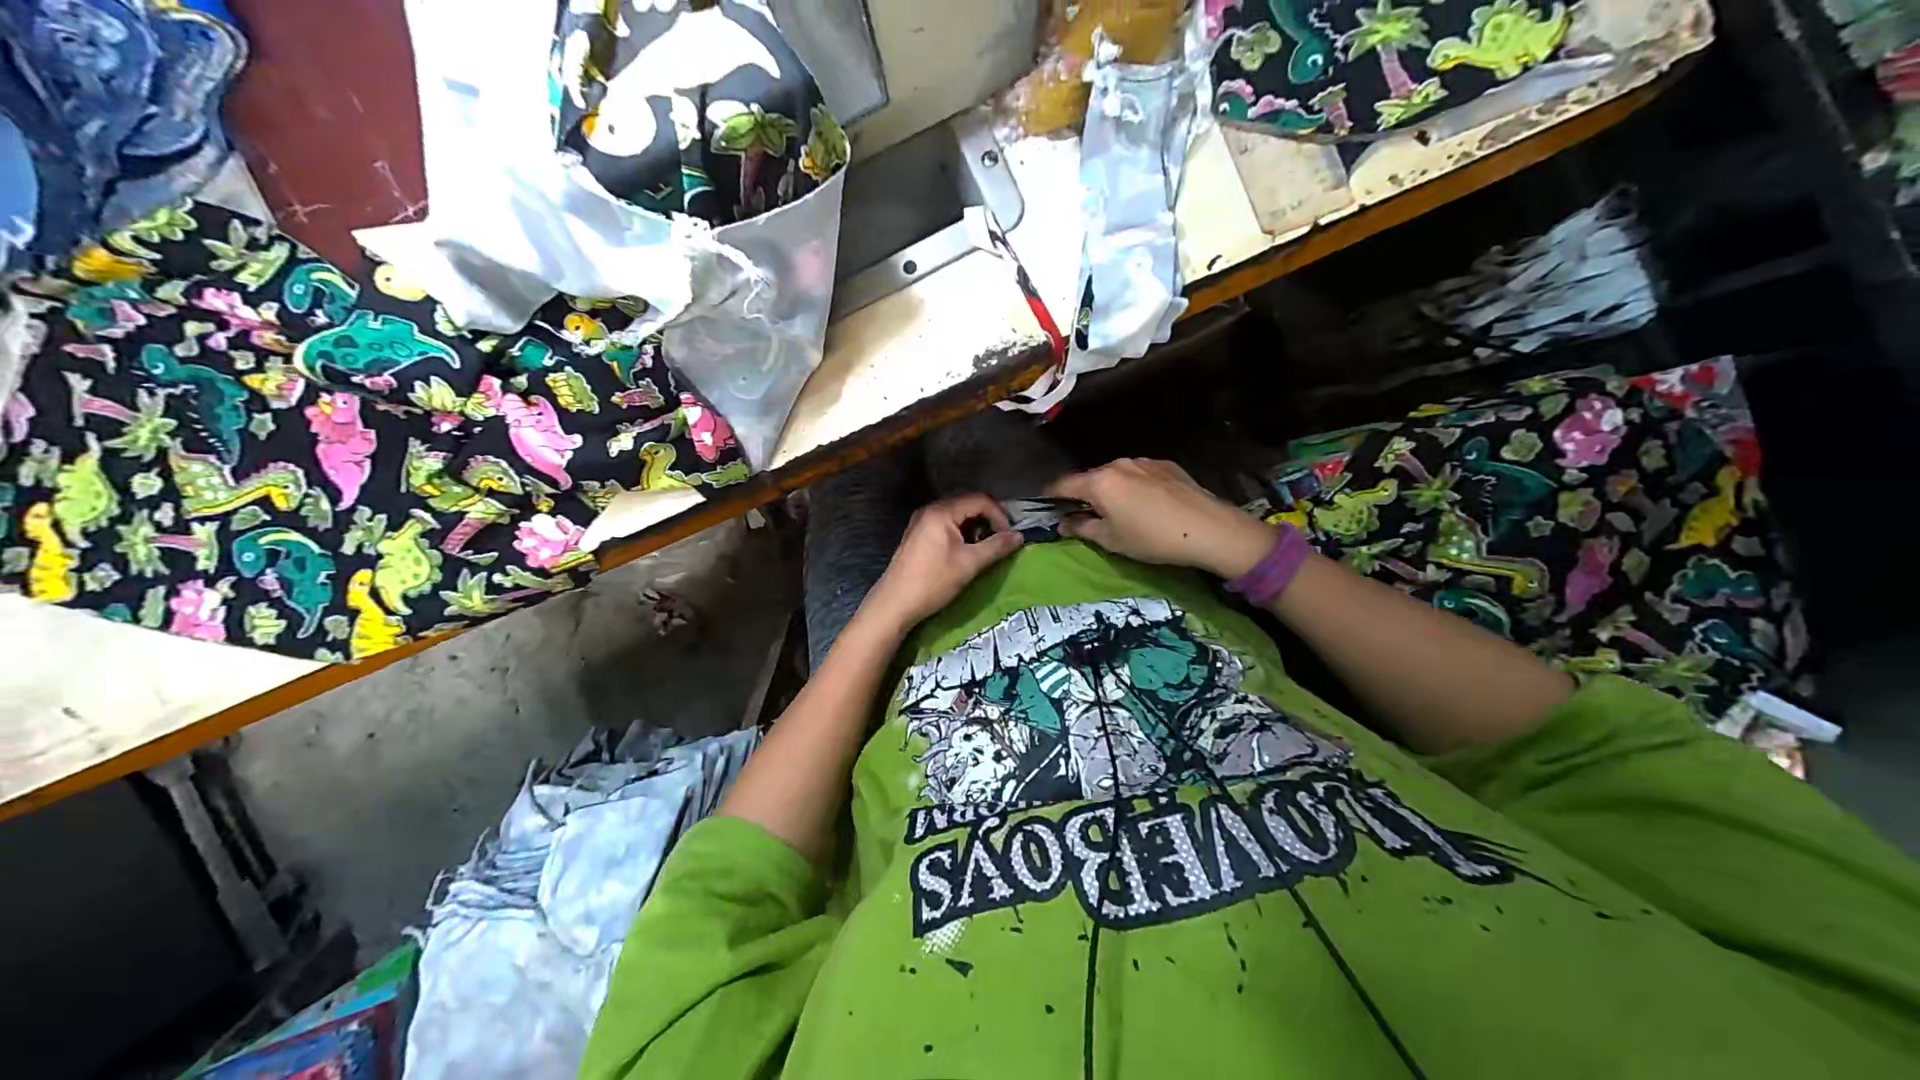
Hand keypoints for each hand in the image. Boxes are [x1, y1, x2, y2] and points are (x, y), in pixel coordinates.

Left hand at [860, 493, 1023, 632]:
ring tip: (985, 548)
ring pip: (957, 516)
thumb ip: (996, 546)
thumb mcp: (969, 564)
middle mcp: (929, 511)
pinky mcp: (917, 536)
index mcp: (941, 512)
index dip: (999, 515)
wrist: (895, 604)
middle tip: (1001, 540)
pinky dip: (961, 534)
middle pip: (967, 504)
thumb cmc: (933, 582)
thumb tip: (1019, 536)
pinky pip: (945, 525)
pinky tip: (966, 552)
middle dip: (988, 520)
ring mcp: (921, 523)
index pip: (979, 500)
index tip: (1009, 536)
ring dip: (975, 528)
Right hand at [1049, 458, 1273, 578]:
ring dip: (1112, 490)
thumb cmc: (1151, 539)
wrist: (1208, 529)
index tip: (1044, 504)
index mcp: (1099, 482)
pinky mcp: (1166, 465)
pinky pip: (1140, 474)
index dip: (1050, 494)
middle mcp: (1118, 464)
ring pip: (1116, 475)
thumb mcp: (1111, 540)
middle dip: (1084, 494)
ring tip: (1121, 511)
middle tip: (1087, 515)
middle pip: (1091, 478)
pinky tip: (1147, 505)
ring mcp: (1144, 462)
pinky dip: (1135, 487)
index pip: (1062, 484)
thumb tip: (1063, 523)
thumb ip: (1082, 528)